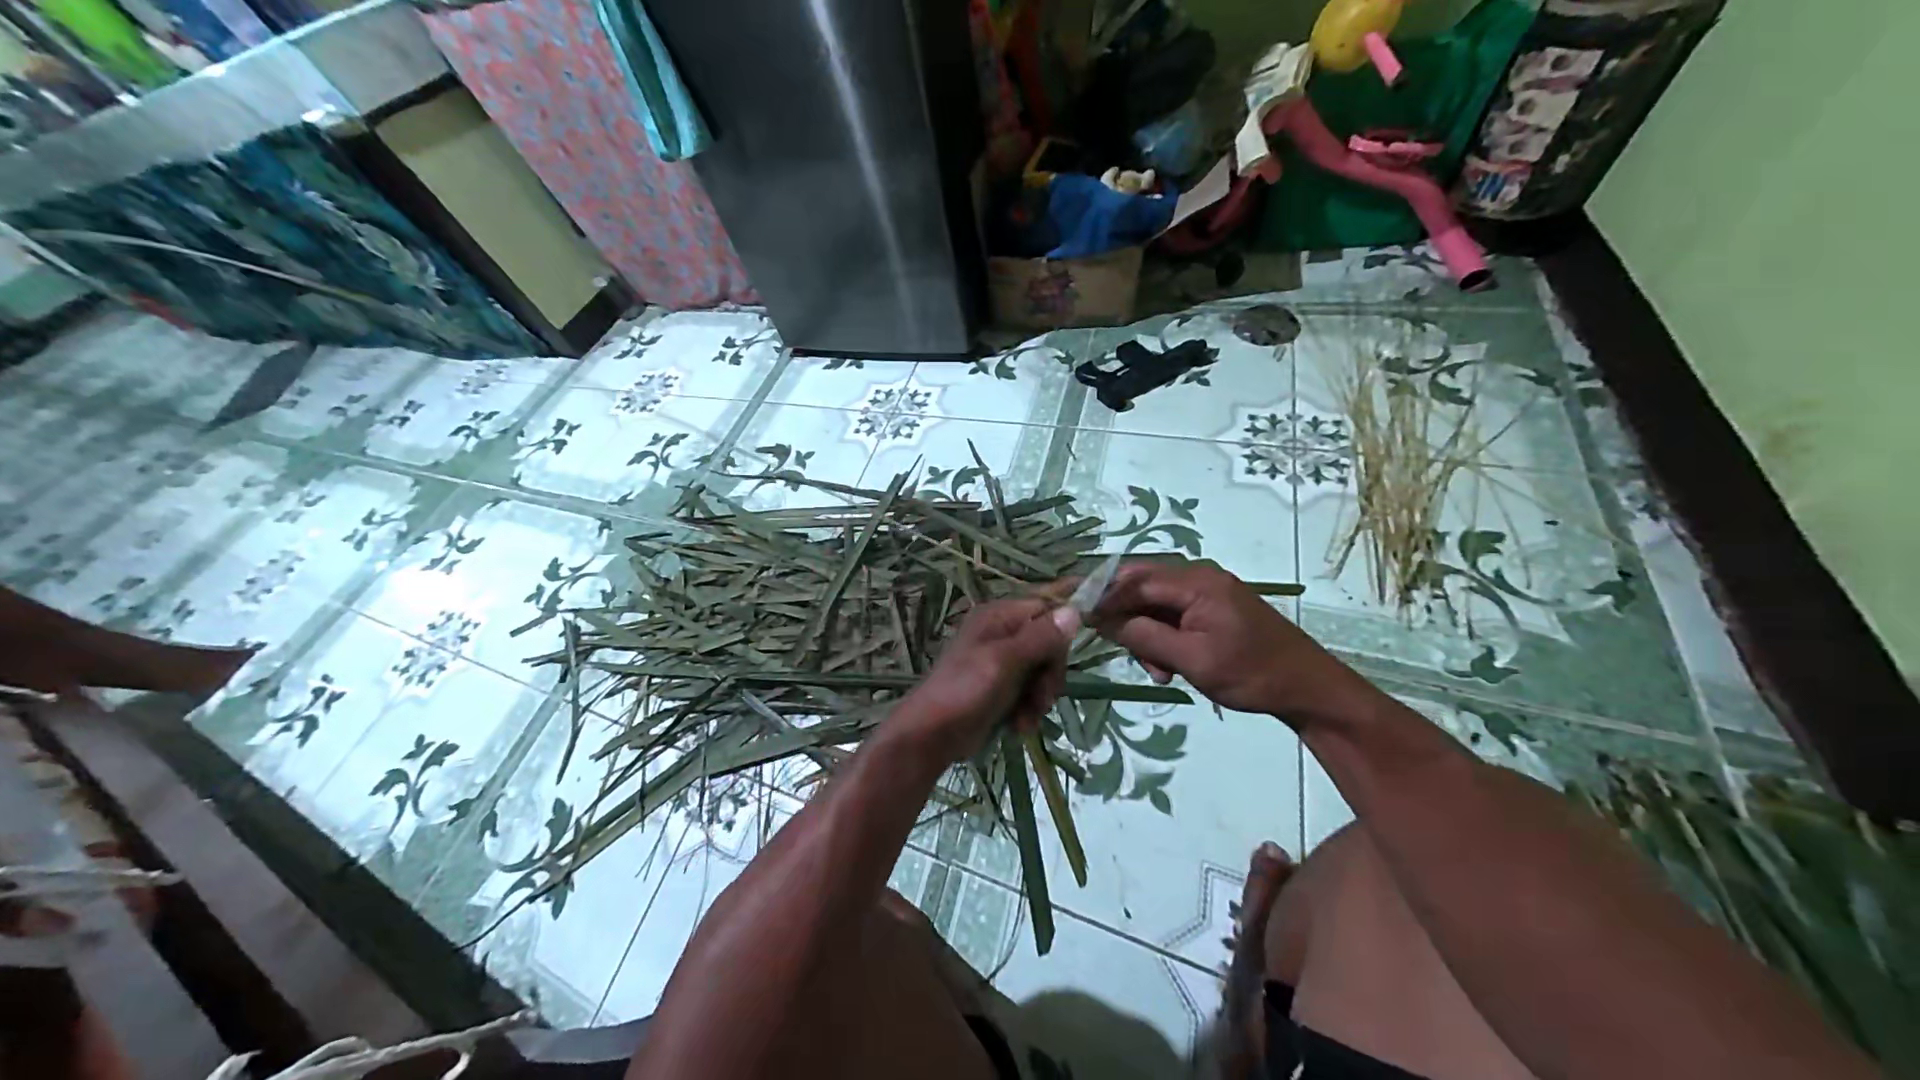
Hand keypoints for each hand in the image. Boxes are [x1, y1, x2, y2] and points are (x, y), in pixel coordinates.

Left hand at [892, 597, 1079, 763]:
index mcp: (998, 616)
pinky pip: (1030, 690)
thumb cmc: (965, 690)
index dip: (1063, 629)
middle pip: (1049, 642)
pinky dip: (1029, 708)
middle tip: (1042, 697)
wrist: (932, 735)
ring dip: (1040, 697)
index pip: (1046, 607)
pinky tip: (1019, 725)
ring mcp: (1002, 660)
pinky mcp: (1002, 686)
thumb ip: (1040, 637)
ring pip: (1043, 670)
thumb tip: (1074, 611)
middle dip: (1050, 673)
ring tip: (1026, 717)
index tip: (1074, 651)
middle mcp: (1002, 632)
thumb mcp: (1005, 661)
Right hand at [1091, 560, 1370, 722]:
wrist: (1308, 689)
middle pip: (1142, 588)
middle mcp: (1199, 577)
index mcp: (1197, 582)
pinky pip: (1173, 615)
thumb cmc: (1251, 674)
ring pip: (1155, 605)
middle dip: (1126, 619)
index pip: (1134, 579)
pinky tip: (1170, 666)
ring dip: (1146, 635)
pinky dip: (1163, 638)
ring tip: (1158, 671)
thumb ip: (1143, 636)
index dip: (1103, 596)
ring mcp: (1208, 592)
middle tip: (1122, 652)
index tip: (1078, 616)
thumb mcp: (1191, 659)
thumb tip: (1098, 617)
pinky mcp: (1213, 608)